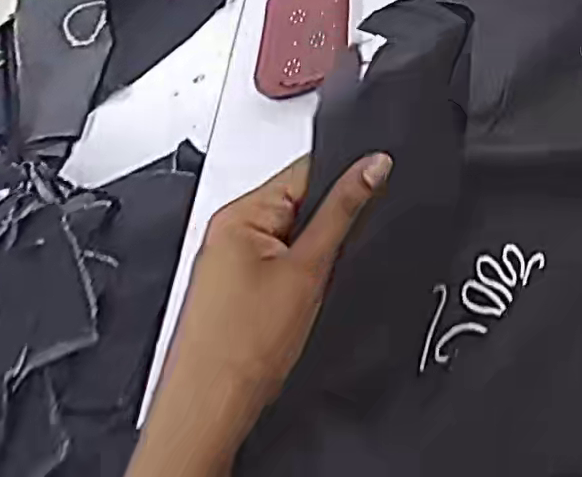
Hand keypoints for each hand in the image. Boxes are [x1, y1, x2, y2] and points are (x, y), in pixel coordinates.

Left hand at [128, 152, 390, 476]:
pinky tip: (294, 300)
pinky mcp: (235, 284)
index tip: (371, 188)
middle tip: (325, 260)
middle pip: (301, 200)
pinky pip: (281, 258)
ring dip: (312, 251)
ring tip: (304, 286)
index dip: (344, 178)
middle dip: (326, 224)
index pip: (308, 168)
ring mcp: (230, 258)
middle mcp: (230, 229)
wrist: (207, 416)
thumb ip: (345, 209)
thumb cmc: (240, 349)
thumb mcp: (310, 267)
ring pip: (294, 233)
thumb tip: (373, 165)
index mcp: (241, 212)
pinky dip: (298, 272)